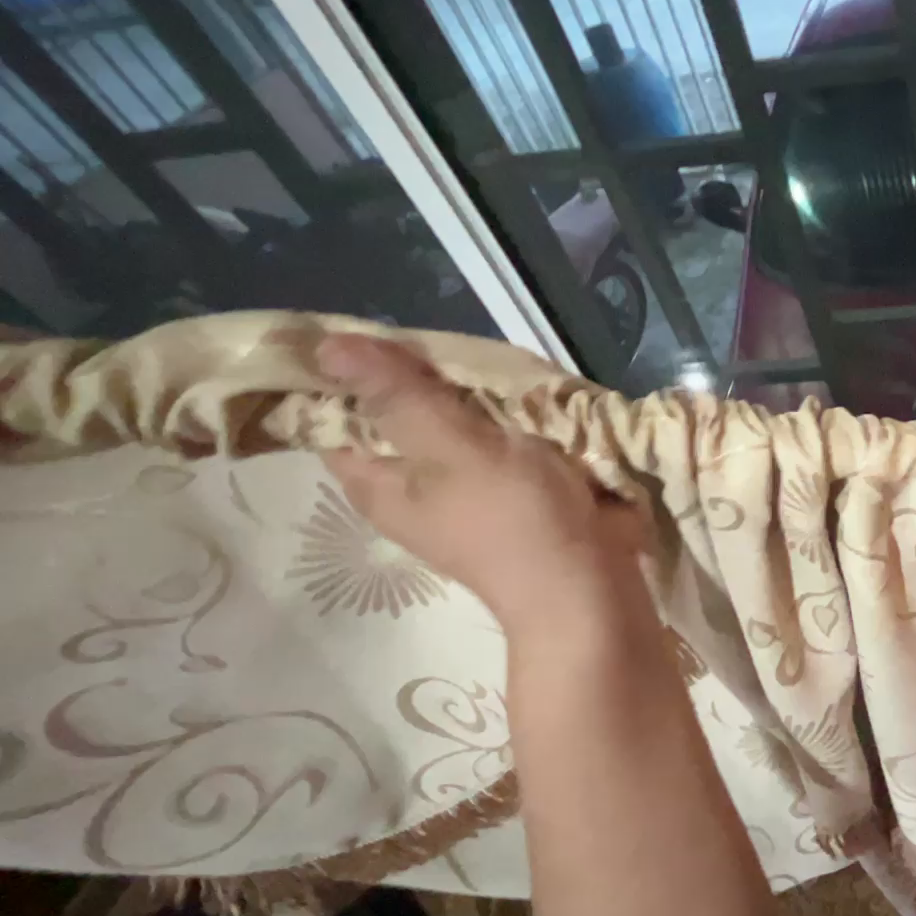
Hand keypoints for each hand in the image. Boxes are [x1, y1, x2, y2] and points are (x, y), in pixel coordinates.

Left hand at [316, 334, 644, 631]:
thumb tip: (327, 347)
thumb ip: (398, 396)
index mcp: (379, 480)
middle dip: (433, 379)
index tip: (388, 334)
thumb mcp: (454, 447)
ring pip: (461, 426)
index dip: (351, 371)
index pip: (337, 414)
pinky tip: (538, 407)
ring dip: (483, 400)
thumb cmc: (515, 515)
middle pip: (405, 414)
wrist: (587, 581)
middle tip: (462, 350)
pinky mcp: (515, 494)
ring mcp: (468, 491)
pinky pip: (504, 444)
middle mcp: (414, 486)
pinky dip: (517, 422)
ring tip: (507, 372)